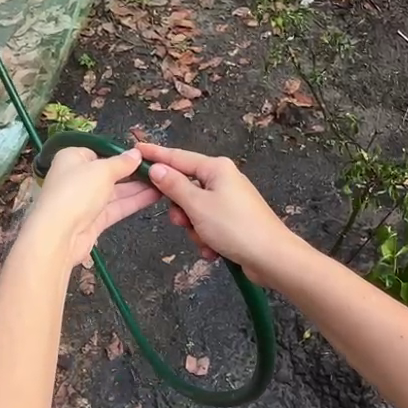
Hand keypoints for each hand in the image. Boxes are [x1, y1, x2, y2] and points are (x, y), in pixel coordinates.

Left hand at [28, 147, 159, 263]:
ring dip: (137, 188)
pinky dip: (133, 202)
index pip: (99, 152)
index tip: (142, 155)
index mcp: (72, 158)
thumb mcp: (102, 170)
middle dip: (132, 173)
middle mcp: (77, 178)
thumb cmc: (75, 192)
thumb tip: (136, 154)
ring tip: (162, 183)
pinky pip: (116, 208)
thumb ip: (122, 163)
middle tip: (158, 170)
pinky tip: (153, 196)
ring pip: (115, 192)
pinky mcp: (92, 220)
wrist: (59, 235)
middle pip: (109, 173)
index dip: (120, 154)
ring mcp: (84, 201)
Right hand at [135, 143, 302, 278]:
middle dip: (180, 209)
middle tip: (182, 221)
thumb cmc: (235, 227)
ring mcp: (229, 200)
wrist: (272, 258)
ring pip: (194, 210)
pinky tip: (213, 250)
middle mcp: (223, 179)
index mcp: (216, 168)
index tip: (136, 150)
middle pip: (185, 188)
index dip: (155, 155)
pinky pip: (208, 224)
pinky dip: (206, 238)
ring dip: (194, 228)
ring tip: (205, 240)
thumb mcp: (197, 206)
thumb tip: (156, 168)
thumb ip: (174, 186)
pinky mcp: (233, 220)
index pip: (178, 157)